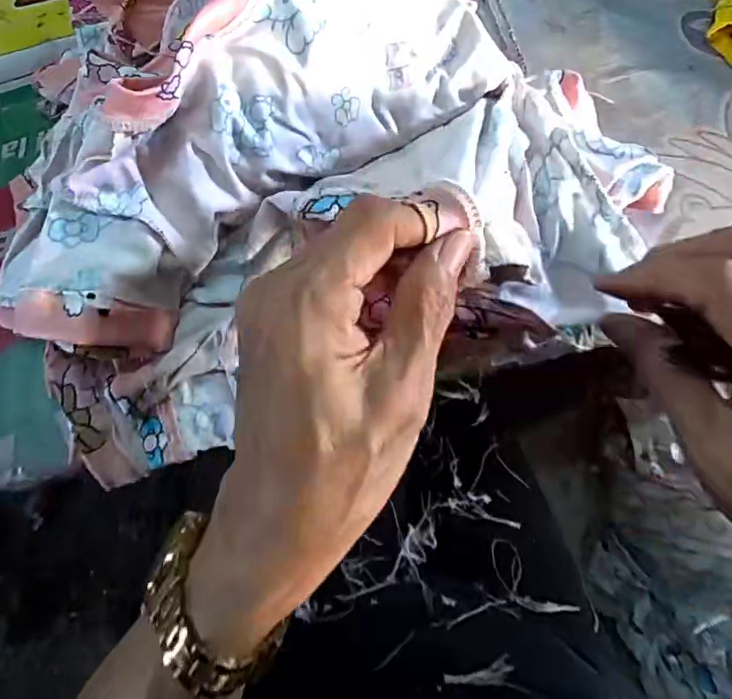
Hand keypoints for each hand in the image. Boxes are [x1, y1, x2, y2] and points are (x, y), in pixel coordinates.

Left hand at [186, 197, 473, 658]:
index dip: (423, 218)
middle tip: (458, 273)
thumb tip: (456, 241)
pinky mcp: (265, 311)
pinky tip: (388, 311)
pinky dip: (358, 279)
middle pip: (350, 228)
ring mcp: (263, 295)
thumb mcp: (402, 388)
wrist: (276, 513)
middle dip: (408, 238)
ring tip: (431, 295)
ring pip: (335, 246)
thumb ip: (426, 304)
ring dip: (386, 260)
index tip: (469, 240)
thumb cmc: (346, 465)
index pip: (370, 222)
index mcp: (306, 297)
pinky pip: (317, 272)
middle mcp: (275, 282)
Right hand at [597, 227, 731, 697]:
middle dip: (673, 259)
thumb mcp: (716, 454)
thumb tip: (615, 322)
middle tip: (630, 294)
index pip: (724, 282)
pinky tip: (692, 328)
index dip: (656, 274)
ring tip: (653, 308)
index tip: (606, 290)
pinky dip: (717, 291)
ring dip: (694, 270)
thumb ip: (666, 377)